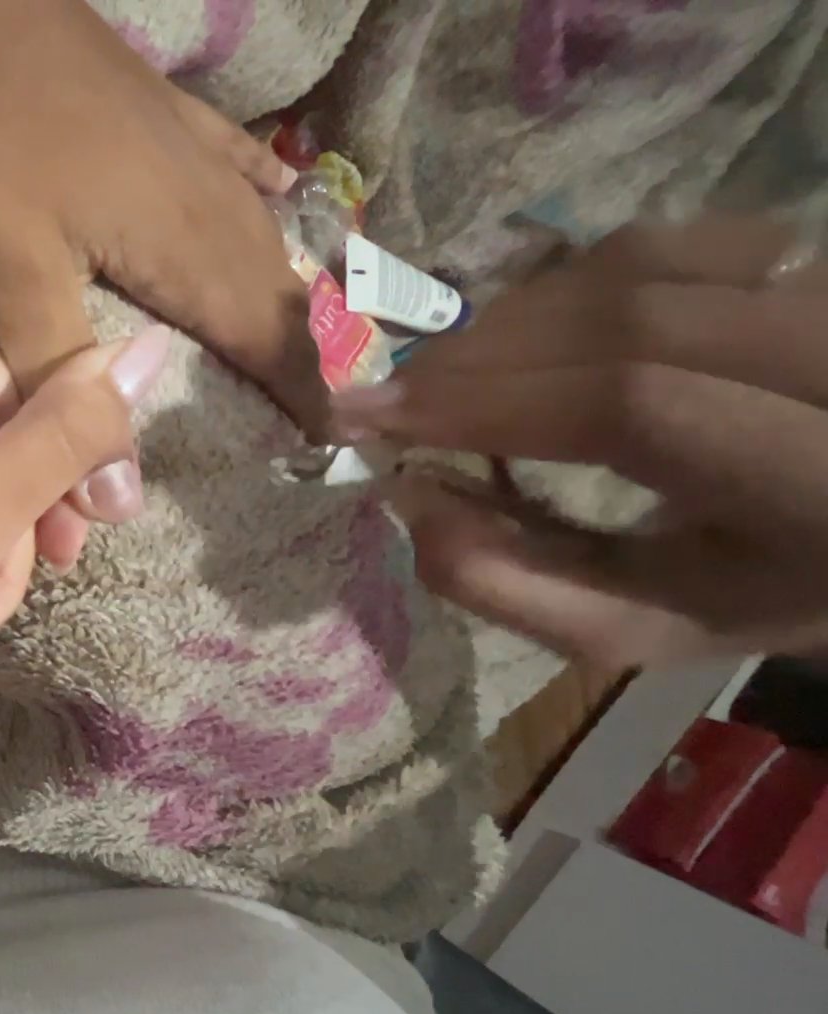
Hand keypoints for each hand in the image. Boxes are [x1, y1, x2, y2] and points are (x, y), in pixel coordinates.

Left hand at [0, 0, 321, 568]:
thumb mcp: (10, 283)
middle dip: (292, 353)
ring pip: (255, 237)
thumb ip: (62, 385)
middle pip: (272, 291)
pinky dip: (253, 203)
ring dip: (275, 292)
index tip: (328, 438)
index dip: (297, 393)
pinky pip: (229, 170)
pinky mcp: (158, 115)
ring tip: (288, 338)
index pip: (266, 340)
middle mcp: (209, 199)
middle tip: (307, 405)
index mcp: (185, 249)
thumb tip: (115, 495)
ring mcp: (187, 147)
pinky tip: (272, 205)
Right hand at [332, 218, 827, 666]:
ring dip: (508, 319)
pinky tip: (520, 331)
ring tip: (441, 371)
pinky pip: (667, 244)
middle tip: (387, 393)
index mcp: (817, 490)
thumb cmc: (745, 592)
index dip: (487, 400)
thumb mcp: (625, 628)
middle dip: (477, 358)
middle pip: (630, 325)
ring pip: (640, 271)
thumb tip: (407, 491)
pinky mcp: (814, 268)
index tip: (370, 414)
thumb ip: (502, 582)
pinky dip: (563, 282)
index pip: (635, 408)